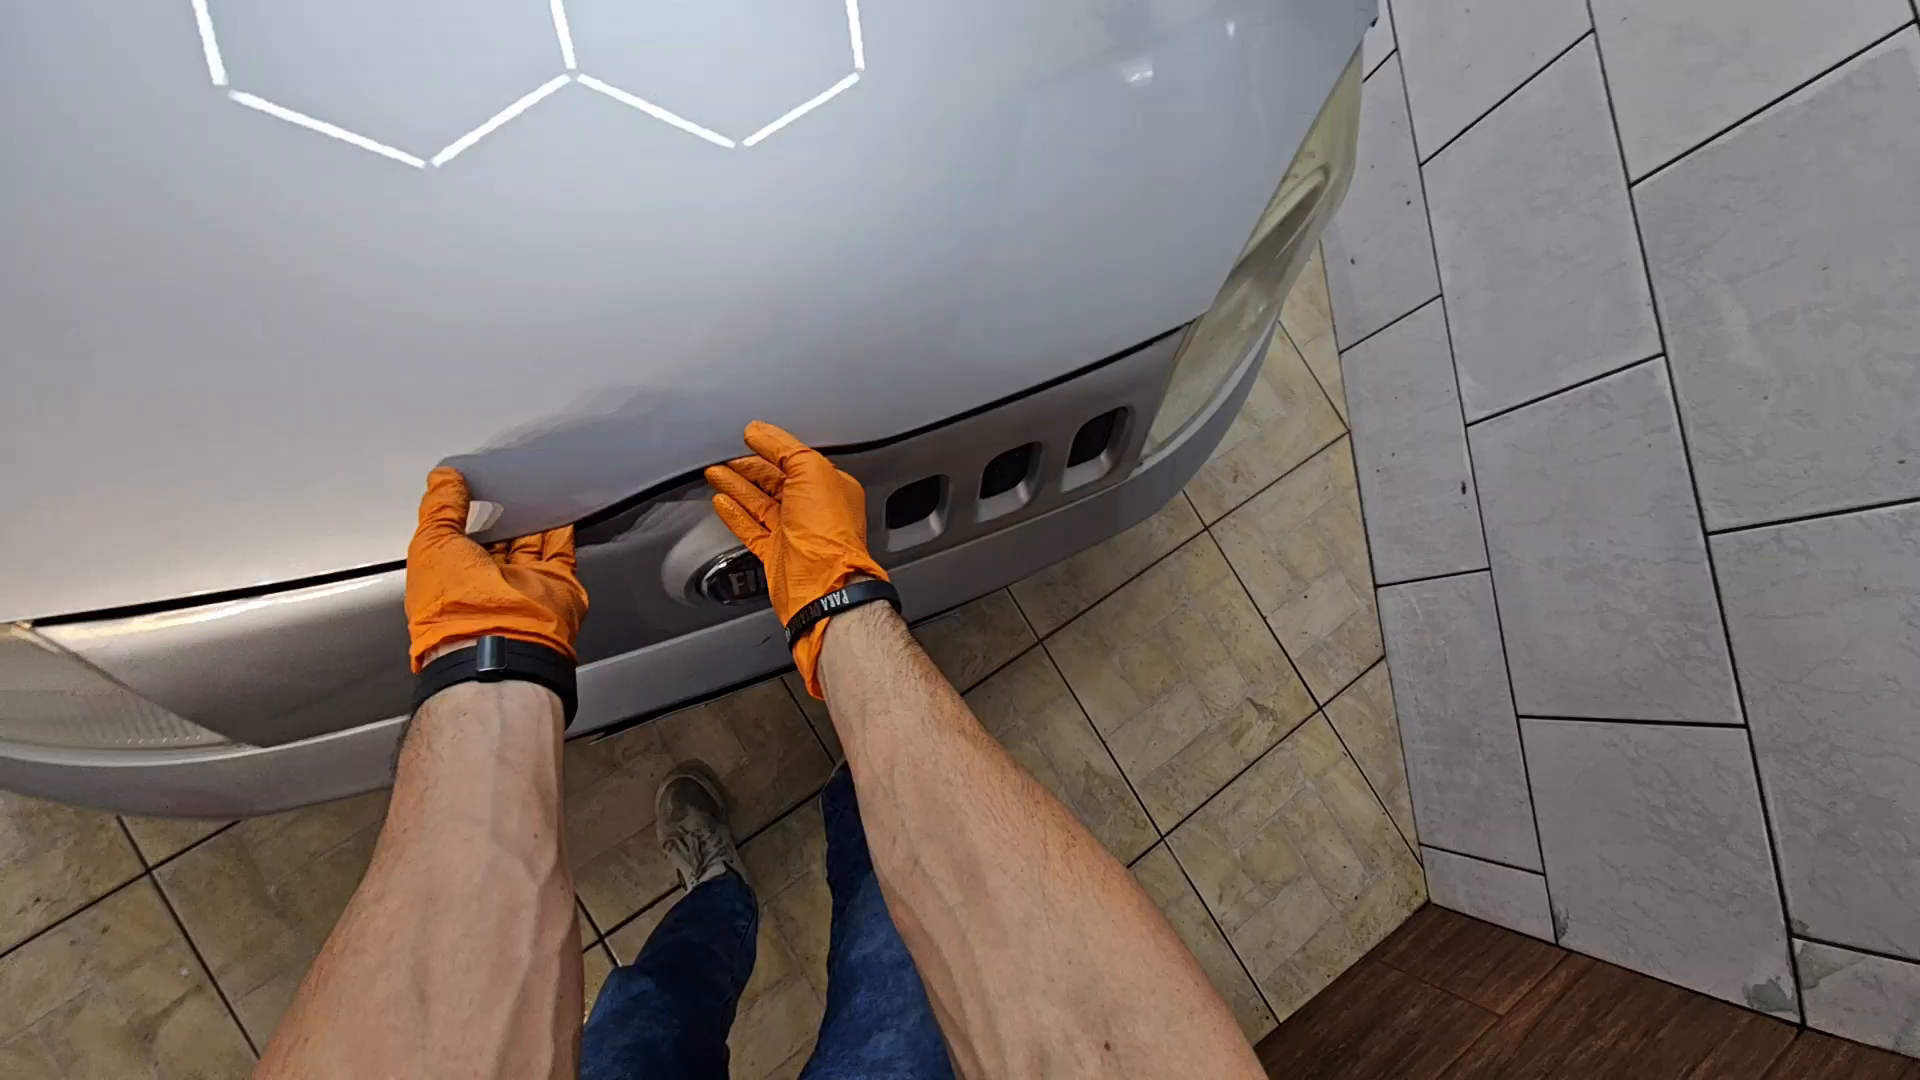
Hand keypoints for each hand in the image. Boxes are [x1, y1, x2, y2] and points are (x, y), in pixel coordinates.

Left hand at [405, 466, 588, 672]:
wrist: (503, 636)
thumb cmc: (455, 604)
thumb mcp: (432, 543)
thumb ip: (441, 508)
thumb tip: (445, 478)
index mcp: (450, 577)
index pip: (458, 539)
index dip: (463, 513)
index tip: (468, 488)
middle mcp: (488, 583)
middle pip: (498, 542)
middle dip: (502, 516)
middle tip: (504, 488)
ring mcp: (524, 584)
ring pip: (531, 545)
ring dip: (533, 520)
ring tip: (533, 493)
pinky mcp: (557, 583)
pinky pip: (562, 552)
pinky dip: (562, 531)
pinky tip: (560, 512)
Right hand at [704, 422, 886, 696]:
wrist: (822, 585)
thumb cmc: (828, 534)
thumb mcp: (811, 471)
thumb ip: (784, 448)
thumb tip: (760, 431)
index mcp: (830, 488)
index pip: (796, 460)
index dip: (772, 447)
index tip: (750, 436)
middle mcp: (814, 511)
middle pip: (776, 481)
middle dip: (749, 467)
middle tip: (726, 457)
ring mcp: (794, 533)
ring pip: (760, 503)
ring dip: (737, 486)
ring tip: (715, 473)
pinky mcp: (776, 554)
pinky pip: (751, 528)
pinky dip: (735, 514)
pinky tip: (722, 502)